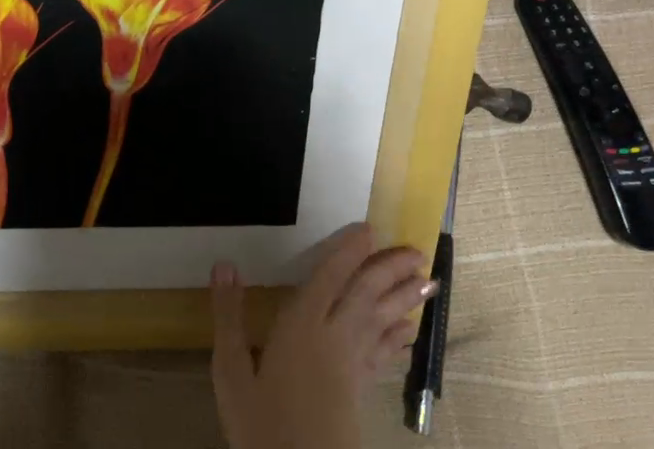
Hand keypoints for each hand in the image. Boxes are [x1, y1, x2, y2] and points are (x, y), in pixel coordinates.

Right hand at [210, 224, 434, 448]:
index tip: (368, 228)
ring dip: (404, 301)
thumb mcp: (231, 370)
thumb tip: (224, 264)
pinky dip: (399, 340)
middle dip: (390, 271)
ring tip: (428, 283)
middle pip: (366, 297)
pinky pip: (385, 356)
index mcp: (301, 327)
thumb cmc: (261, 425)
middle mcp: (334, 340)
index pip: (329, 278)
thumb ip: (229, 315)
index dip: (348, 252)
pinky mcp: (360, 393)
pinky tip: (409, 334)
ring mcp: (352, 368)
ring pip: (383, 323)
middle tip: (416, 250)